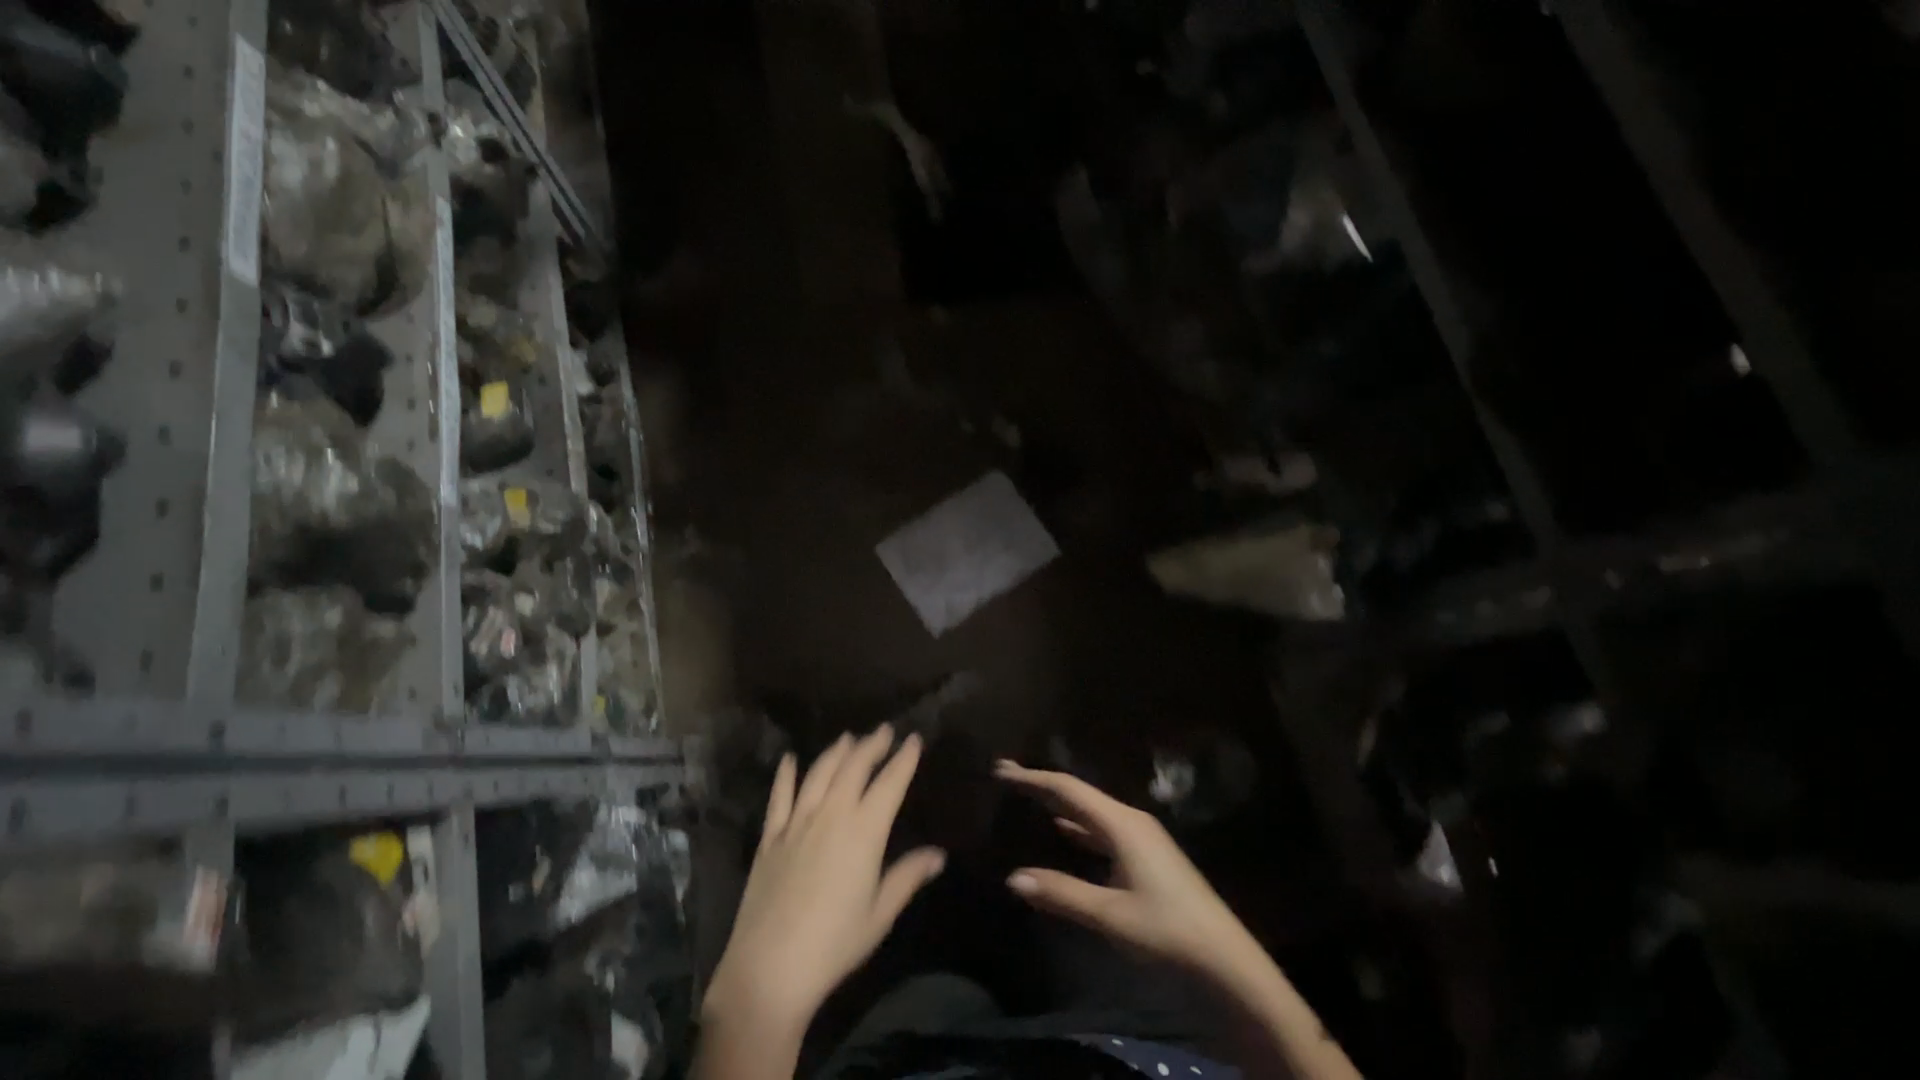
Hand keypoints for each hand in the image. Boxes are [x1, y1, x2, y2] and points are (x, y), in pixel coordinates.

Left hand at [704, 727, 945, 1035]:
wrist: (770, 966)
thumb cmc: (835, 944)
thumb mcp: (880, 914)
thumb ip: (907, 877)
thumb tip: (937, 855)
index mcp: (864, 832)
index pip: (889, 783)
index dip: (903, 759)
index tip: (914, 739)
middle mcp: (831, 816)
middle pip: (853, 769)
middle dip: (871, 746)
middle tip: (884, 730)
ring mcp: (796, 824)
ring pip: (818, 774)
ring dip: (835, 753)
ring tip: (848, 739)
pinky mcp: (769, 838)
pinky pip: (779, 797)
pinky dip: (786, 774)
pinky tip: (790, 760)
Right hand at [996, 760, 1254, 977]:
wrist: (1222, 956)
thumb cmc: (1165, 929)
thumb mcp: (1108, 914)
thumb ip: (1061, 893)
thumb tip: (1013, 877)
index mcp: (1122, 824)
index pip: (1068, 790)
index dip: (1033, 778)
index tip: (1001, 770)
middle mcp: (1130, 821)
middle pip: (1079, 795)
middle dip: (1042, 785)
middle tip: (1006, 776)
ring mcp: (1141, 838)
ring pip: (1090, 812)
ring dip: (1058, 804)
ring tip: (1027, 799)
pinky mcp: (1146, 856)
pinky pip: (1101, 829)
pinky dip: (1076, 826)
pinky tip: (1062, 831)